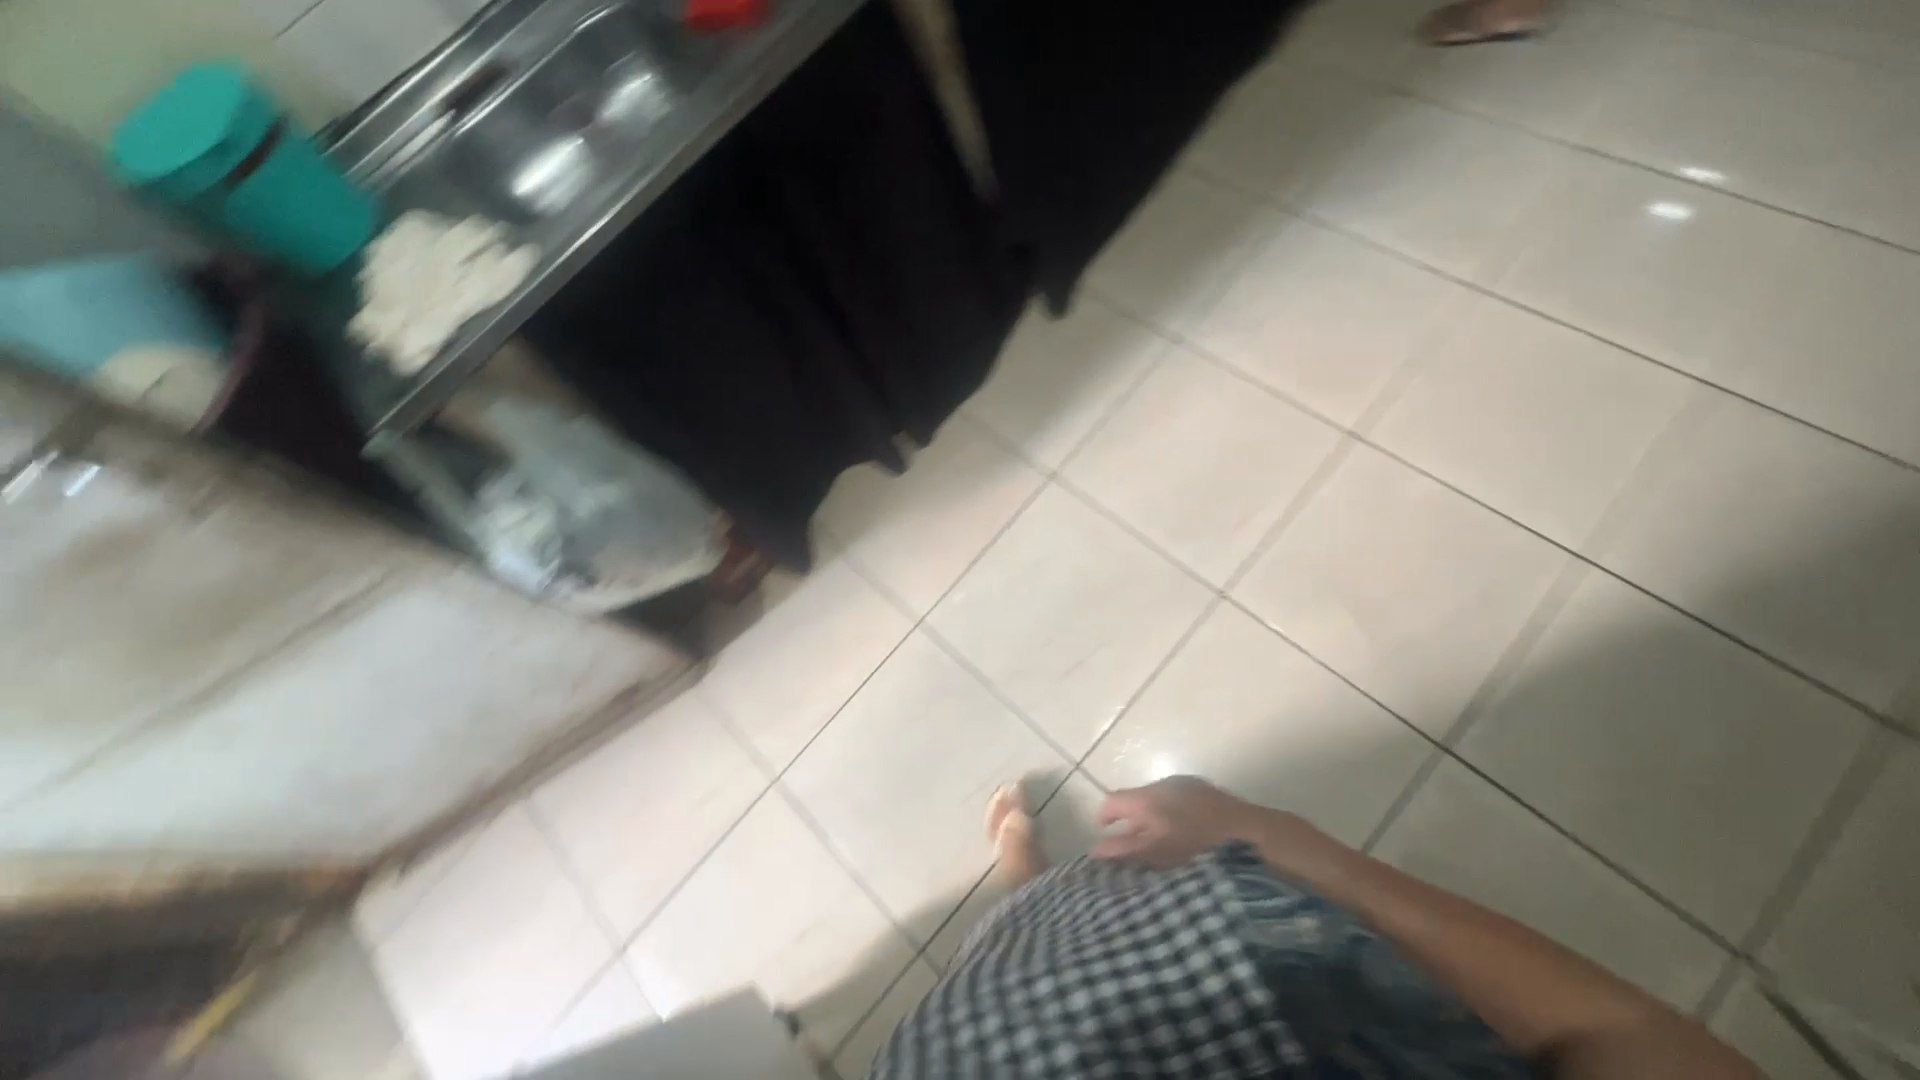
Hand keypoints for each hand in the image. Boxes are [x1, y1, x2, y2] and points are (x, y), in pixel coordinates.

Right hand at [1091, 776, 1278, 867]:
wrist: (1255, 838)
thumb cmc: (1199, 850)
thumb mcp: (1157, 855)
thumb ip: (1125, 852)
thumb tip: (1096, 850)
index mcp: (1149, 796)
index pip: (1113, 800)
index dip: (1104, 818)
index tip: (1103, 838)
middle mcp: (1166, 785)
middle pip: (1137, 801)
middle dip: (1131, 825)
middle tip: (1131, 851)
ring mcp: (1191, 788)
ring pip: (1161, 804)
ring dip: (1154, 823)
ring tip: (1158, 849)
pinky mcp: (1211, 796)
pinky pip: (1181, 805)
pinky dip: (1174, 821)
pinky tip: (1185, 842)